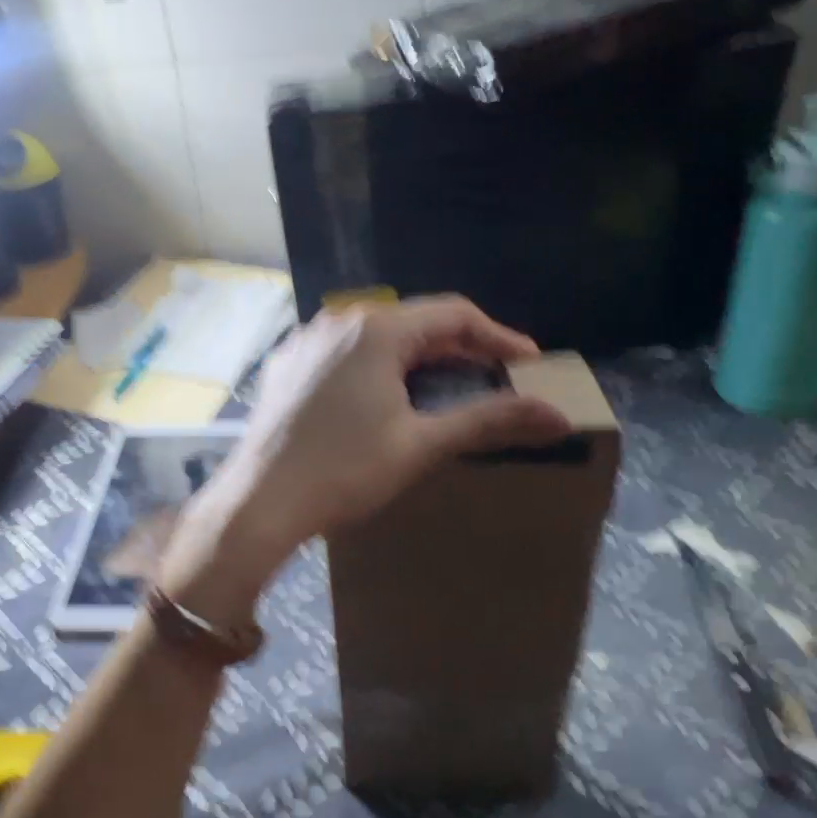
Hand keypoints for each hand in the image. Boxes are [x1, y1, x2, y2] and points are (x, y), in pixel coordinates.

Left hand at [167, 296, 571, 614]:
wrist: (258, 503)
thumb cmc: (343, 472)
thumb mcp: (421, 445)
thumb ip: (489, 421)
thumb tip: (558, 416)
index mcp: (375, 330)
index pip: (453, 314)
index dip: (498, 336)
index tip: (529, 362)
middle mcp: (338, 321)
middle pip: (414, 322)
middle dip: (460, 347)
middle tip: (497, 376)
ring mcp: (306, 341)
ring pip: (377, 336)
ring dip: (419, 356)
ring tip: (450, 383)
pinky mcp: (287, 365)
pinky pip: (344, 353)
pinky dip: (378, 366)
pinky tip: (386, 394)